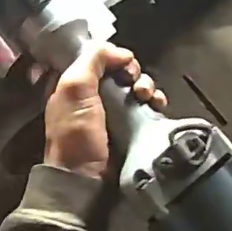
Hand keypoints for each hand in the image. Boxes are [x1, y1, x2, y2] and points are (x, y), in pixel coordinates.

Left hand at [43, 40, 165, 180]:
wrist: (87, 178)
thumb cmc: (77, 134)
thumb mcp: (74, 89)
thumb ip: (92, 61)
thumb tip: (122, 52)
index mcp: (77, 85)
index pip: (101, 59)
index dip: (115, 57)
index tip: (124, 64)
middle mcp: (96, 96)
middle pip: (123, 72)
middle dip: (134, 73)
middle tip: (134, 84)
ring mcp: (115, 113)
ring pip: (138, 87)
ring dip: (147, 87)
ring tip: (146, 97)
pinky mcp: (132, 128)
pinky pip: (149, 107)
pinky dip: (156, 102)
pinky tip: (157, 106)